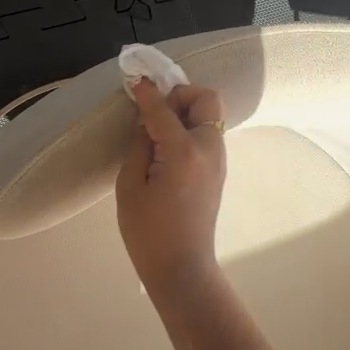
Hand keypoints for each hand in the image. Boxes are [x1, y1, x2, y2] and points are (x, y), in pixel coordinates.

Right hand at [116, 79, 227, 301]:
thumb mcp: (130, 185)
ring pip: (210, 115)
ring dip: (186, 112)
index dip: (147, 92)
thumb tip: (147, 119)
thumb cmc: (148, 232)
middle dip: (180, 95)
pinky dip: (190, 128)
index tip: (135, 81)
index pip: (164, 109)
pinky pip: (208, 134)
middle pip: (206, 99)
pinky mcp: (218, 170)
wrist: (181, 269)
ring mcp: (218, 160)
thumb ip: (140, 144)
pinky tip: (167, 147)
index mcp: (184, 152)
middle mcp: (209, 149)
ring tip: (157, 131)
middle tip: (155, 112)